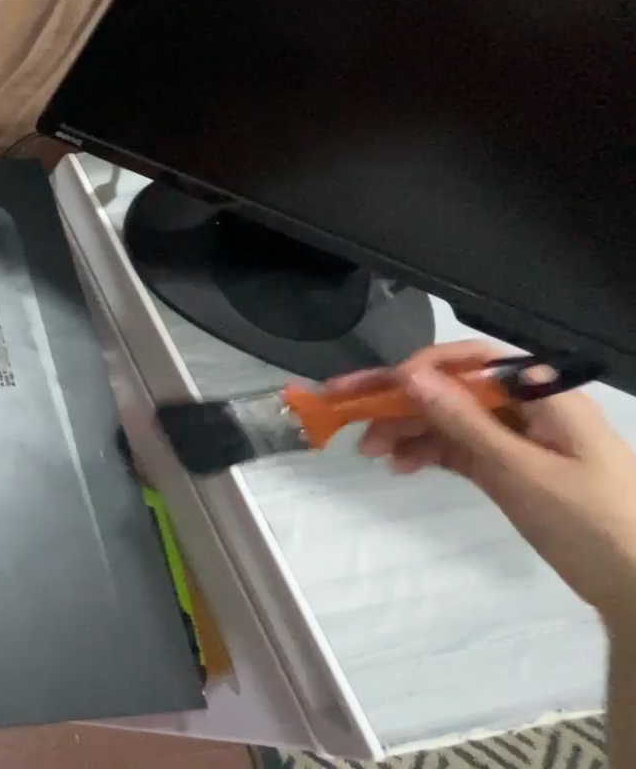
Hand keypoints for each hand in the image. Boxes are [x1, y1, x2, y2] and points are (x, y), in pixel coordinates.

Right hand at [344, 340, 635, 630]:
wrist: (635, 587)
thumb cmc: (591, 520)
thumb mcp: (520, 468)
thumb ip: (463, 420)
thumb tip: (409, 376)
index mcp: (545, 400)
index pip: (475, 361)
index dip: (427, 366)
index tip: (386, 387)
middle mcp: (525, 411)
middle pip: (448, 389)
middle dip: (396, 400)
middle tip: (343, 408)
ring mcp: (512, 439)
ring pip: (441, 418)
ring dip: (402, 430)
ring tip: (371, 453)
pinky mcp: (501, 465)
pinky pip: (450, 446)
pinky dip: (421, 452)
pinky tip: (400, 466)